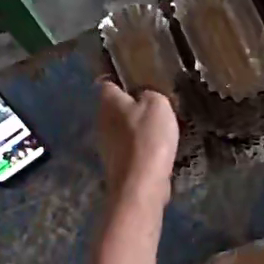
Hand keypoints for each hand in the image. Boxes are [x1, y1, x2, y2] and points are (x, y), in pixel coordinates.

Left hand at [94, 79, 178, 205]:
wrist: (141, 185)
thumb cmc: (148, 138)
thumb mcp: (158, 104)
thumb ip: (150, 93)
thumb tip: (143, 96)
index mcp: (107, 102)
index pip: (108, 82)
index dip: (122, 78)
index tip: (139, 79)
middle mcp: (101, 121)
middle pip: (116, 107)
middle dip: (133, 105)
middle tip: (157, 104)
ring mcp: (106, 145)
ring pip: (123, 128)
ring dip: (138, 128)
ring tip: (161, 127)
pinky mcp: (116, 164)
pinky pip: (130, 147)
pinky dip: (141, 147)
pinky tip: (158, 149)